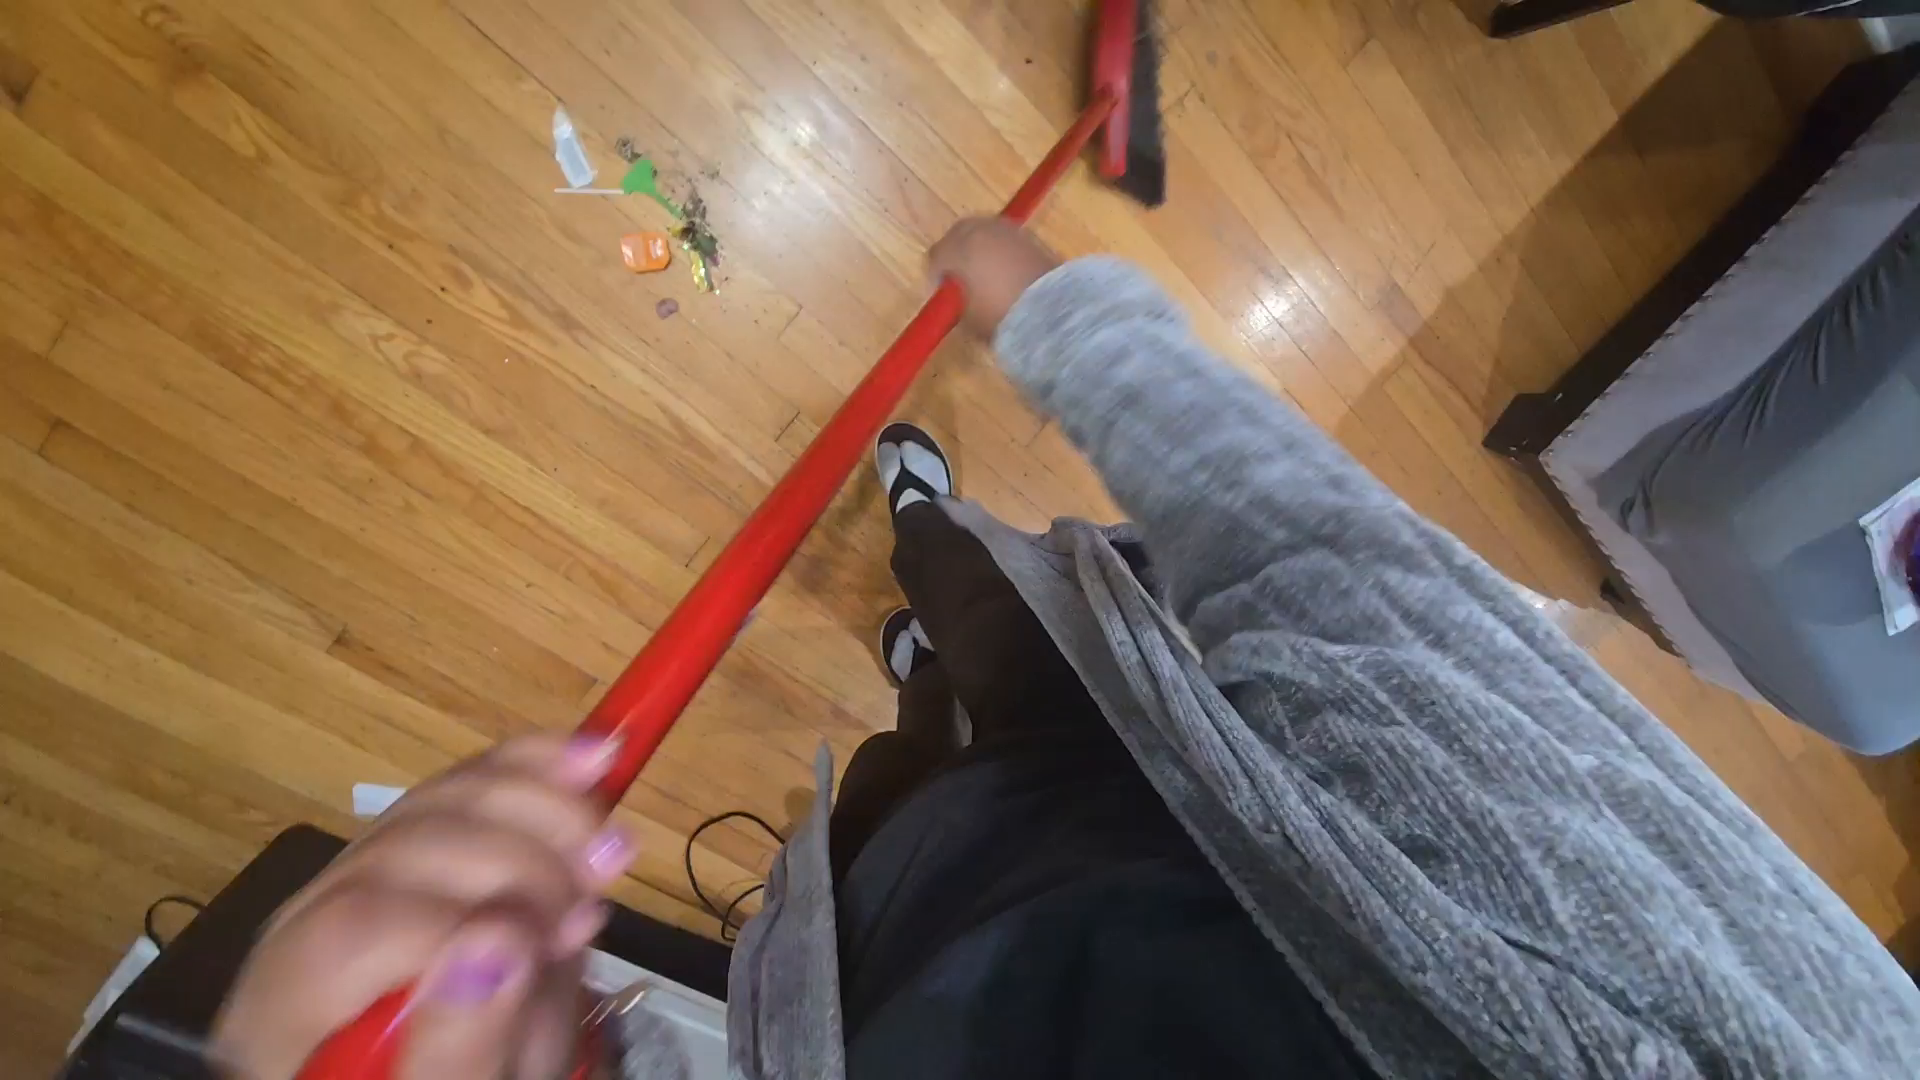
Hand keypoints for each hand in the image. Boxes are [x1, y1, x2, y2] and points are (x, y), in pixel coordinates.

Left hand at [212, 736, 636, 1079]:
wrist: (490, 1060)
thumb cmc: (466, 1079)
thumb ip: (463, 1044)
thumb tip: (496, 942)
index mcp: (287, 1005)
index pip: (352, 929)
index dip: (455, 919)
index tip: (546, 945)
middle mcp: (319, 915)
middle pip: (412, 846)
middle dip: (527, 868)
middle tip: (590, 913)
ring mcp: (381, 856)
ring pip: (456, 794)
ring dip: (553, 812)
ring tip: (611, 858)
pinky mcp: (444, 821)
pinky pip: (489, 769)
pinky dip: (548, 757)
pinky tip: (598, 758)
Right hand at [929, 217, 1061, 338]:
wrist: (1048, 310)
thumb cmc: (999, 315)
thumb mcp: (966, 316)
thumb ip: (954, 300)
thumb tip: (955, 296)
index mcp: (958, 248)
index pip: (936, 256)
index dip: (937, 276)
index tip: (944, 294)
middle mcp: (979, 229)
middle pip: (959, 234)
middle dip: (957, 253)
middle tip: (963, 279)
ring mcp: (1007, 229)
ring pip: (985, 233)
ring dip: (981, 249)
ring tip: (987, 275)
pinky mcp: (1030, 235)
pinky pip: (1007, 241)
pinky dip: (1003, 252)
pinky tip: (1008, 273)